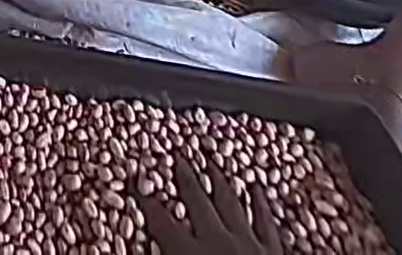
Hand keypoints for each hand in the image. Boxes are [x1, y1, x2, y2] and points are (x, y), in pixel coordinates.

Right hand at [141, 157, 280, 254]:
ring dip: (219, 180)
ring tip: (211, 161)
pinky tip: (257, 190)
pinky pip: (266, 223)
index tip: (135, 183)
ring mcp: (249, 245)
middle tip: (178, 156)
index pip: (160, 219)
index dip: (145, 200)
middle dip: (185, 176)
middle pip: (196, 199)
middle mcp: (217, 240)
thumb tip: (140, 251)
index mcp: (190, 253)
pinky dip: (260, 204)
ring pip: (230, 202)